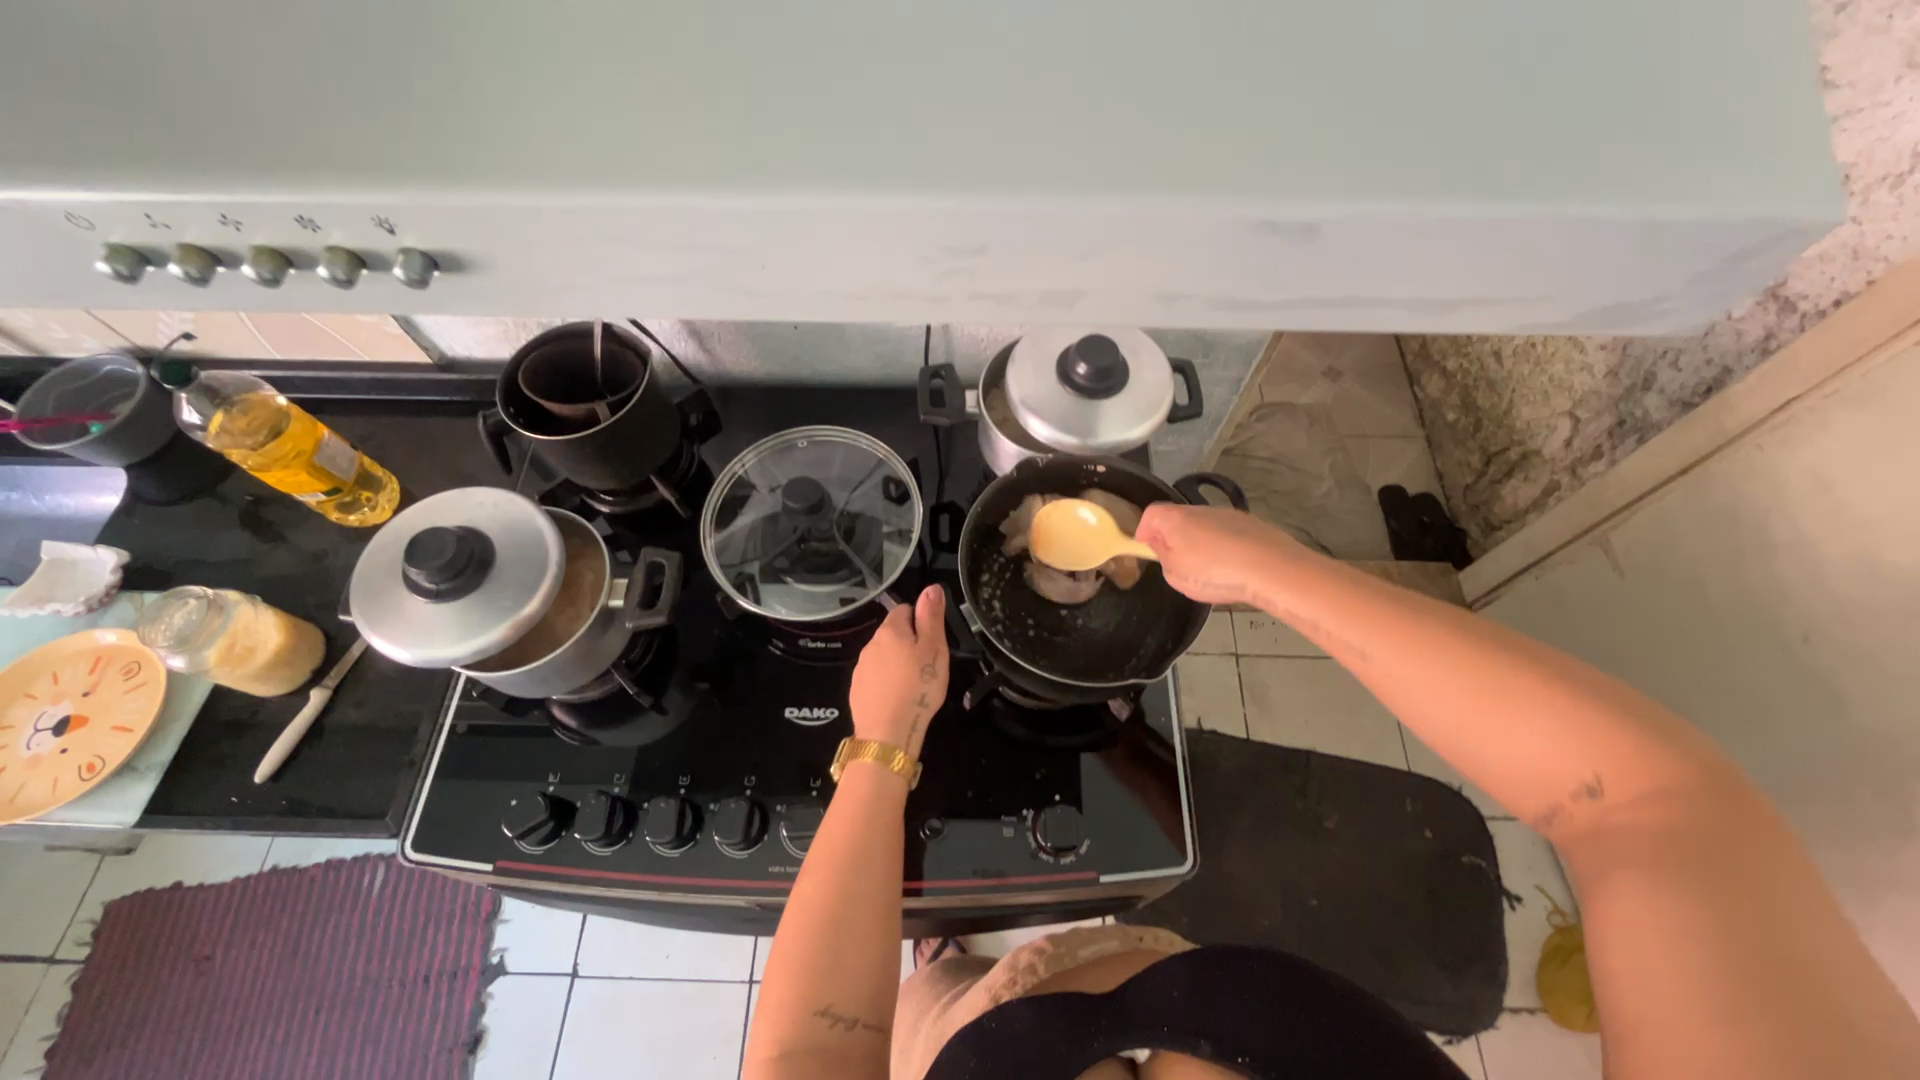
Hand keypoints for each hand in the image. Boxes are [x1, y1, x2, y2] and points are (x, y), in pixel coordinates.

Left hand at [848, 585, 948, 757]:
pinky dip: (885, 683)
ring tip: (913, 685)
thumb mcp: (934, 649)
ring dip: (896, 664)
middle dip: (908, 644)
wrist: (888, 733)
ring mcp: (860, 669)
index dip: (921, 622)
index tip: (932, 643)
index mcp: (890, 631)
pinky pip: (874, 678)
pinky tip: (897, 699)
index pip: (904, 609)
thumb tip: (931, 587)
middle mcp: (870, 645)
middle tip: (927, 666)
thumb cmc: (918, 687)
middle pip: (892, 634)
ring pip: (882, 657)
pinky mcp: (857, 691)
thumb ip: (932, 617)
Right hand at [1136, 503, 1301, 605]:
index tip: (1146, 549)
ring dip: (1202, 543)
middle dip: (1175, 538)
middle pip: (1179, 518)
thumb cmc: (1214, 572)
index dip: (1144, 531)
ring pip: (1206, 526)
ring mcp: (1229, 514)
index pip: (1150, 514)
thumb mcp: (1175, 575)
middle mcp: (1201, 509)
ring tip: (1211, 571)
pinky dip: (1226, 547)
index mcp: (1175, 519)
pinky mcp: (1253, 524)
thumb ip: (1164, 558)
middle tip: (1178, 564)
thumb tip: (1166, 548)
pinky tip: (1235, 568)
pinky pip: (1229, 534)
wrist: (1271, 568)